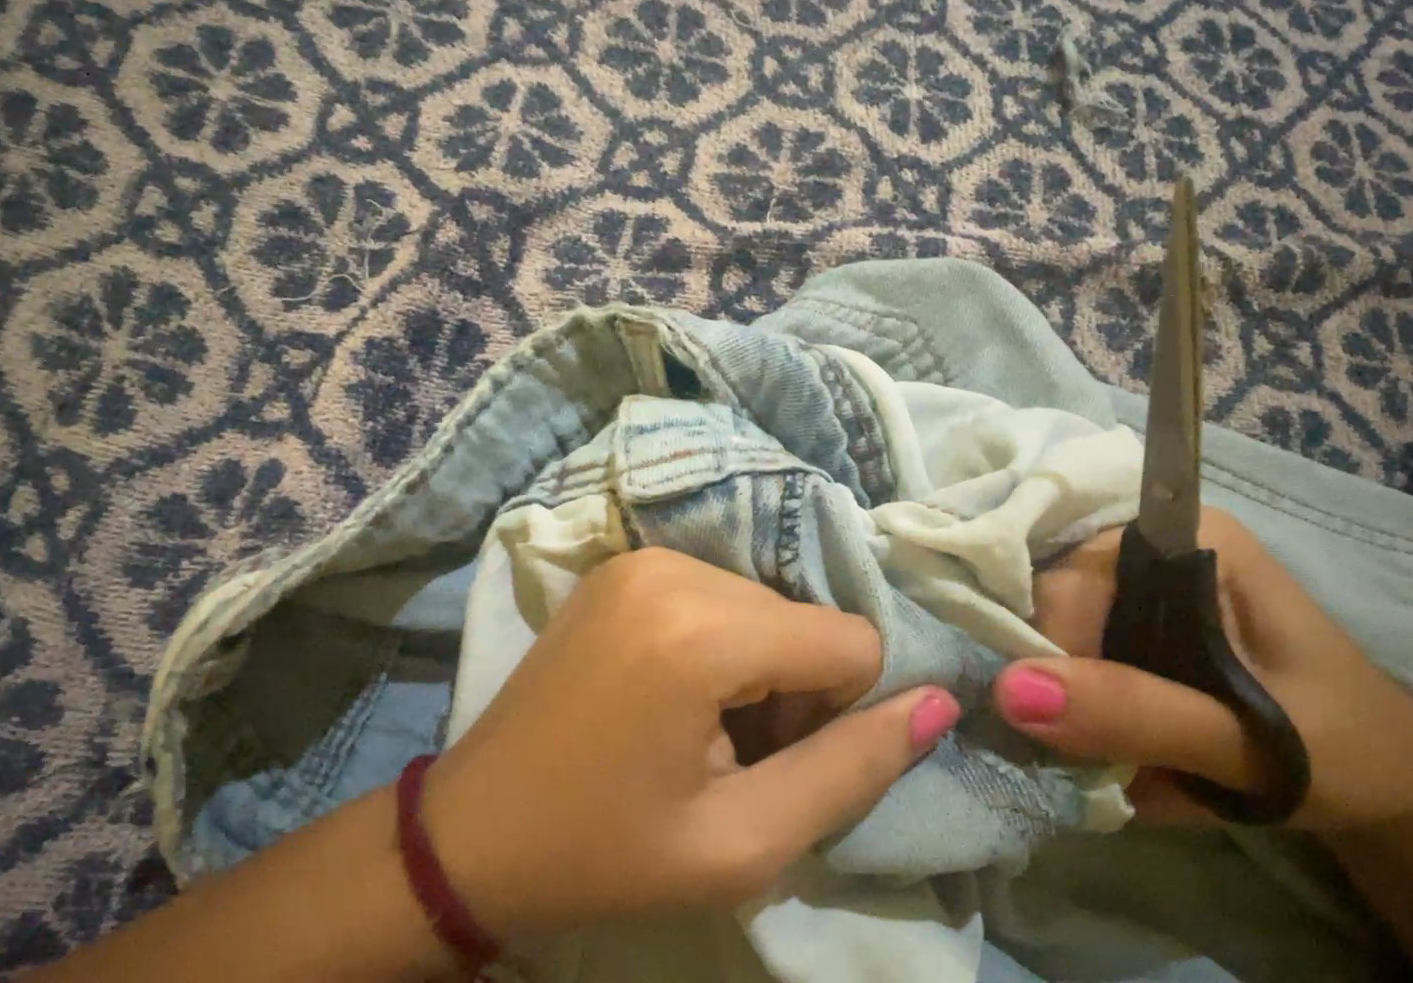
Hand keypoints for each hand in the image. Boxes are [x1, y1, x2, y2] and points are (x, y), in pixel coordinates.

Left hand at [422, 548, 960, 940]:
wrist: (472, 835)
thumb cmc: (605, 854)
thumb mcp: (742, 842)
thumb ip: (853, 770)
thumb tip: (939, 703)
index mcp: (699, 628)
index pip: (849, 641)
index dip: (840, 713)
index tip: (779, 764)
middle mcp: (672, 567)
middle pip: (803, 620)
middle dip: (795, 693)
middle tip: (732, 761)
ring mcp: (641, 559)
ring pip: (765, 607)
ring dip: (758, 673)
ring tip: (697, 737)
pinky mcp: (622, 568)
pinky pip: (718, 597)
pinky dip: (721, 649)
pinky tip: (672, 703)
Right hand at [993, 509, 1412, 829]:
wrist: (1393, 791)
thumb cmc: (1347, 754)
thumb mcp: (1251, 744)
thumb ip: (1137, 714)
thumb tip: (1008, 690)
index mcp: (1187, 541)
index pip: (1064, 579)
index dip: (1050, 649)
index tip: (1068, 726)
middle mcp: (1147, 550)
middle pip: (1045, 608)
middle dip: (1057, 687)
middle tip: (1098, 756)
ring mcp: (1132, 591)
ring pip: (1046, 640)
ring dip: (1065, 710)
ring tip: (1112, 762)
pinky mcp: (1126, 629)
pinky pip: (1065, 663)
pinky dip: (1077, 717)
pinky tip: (1117, 753)